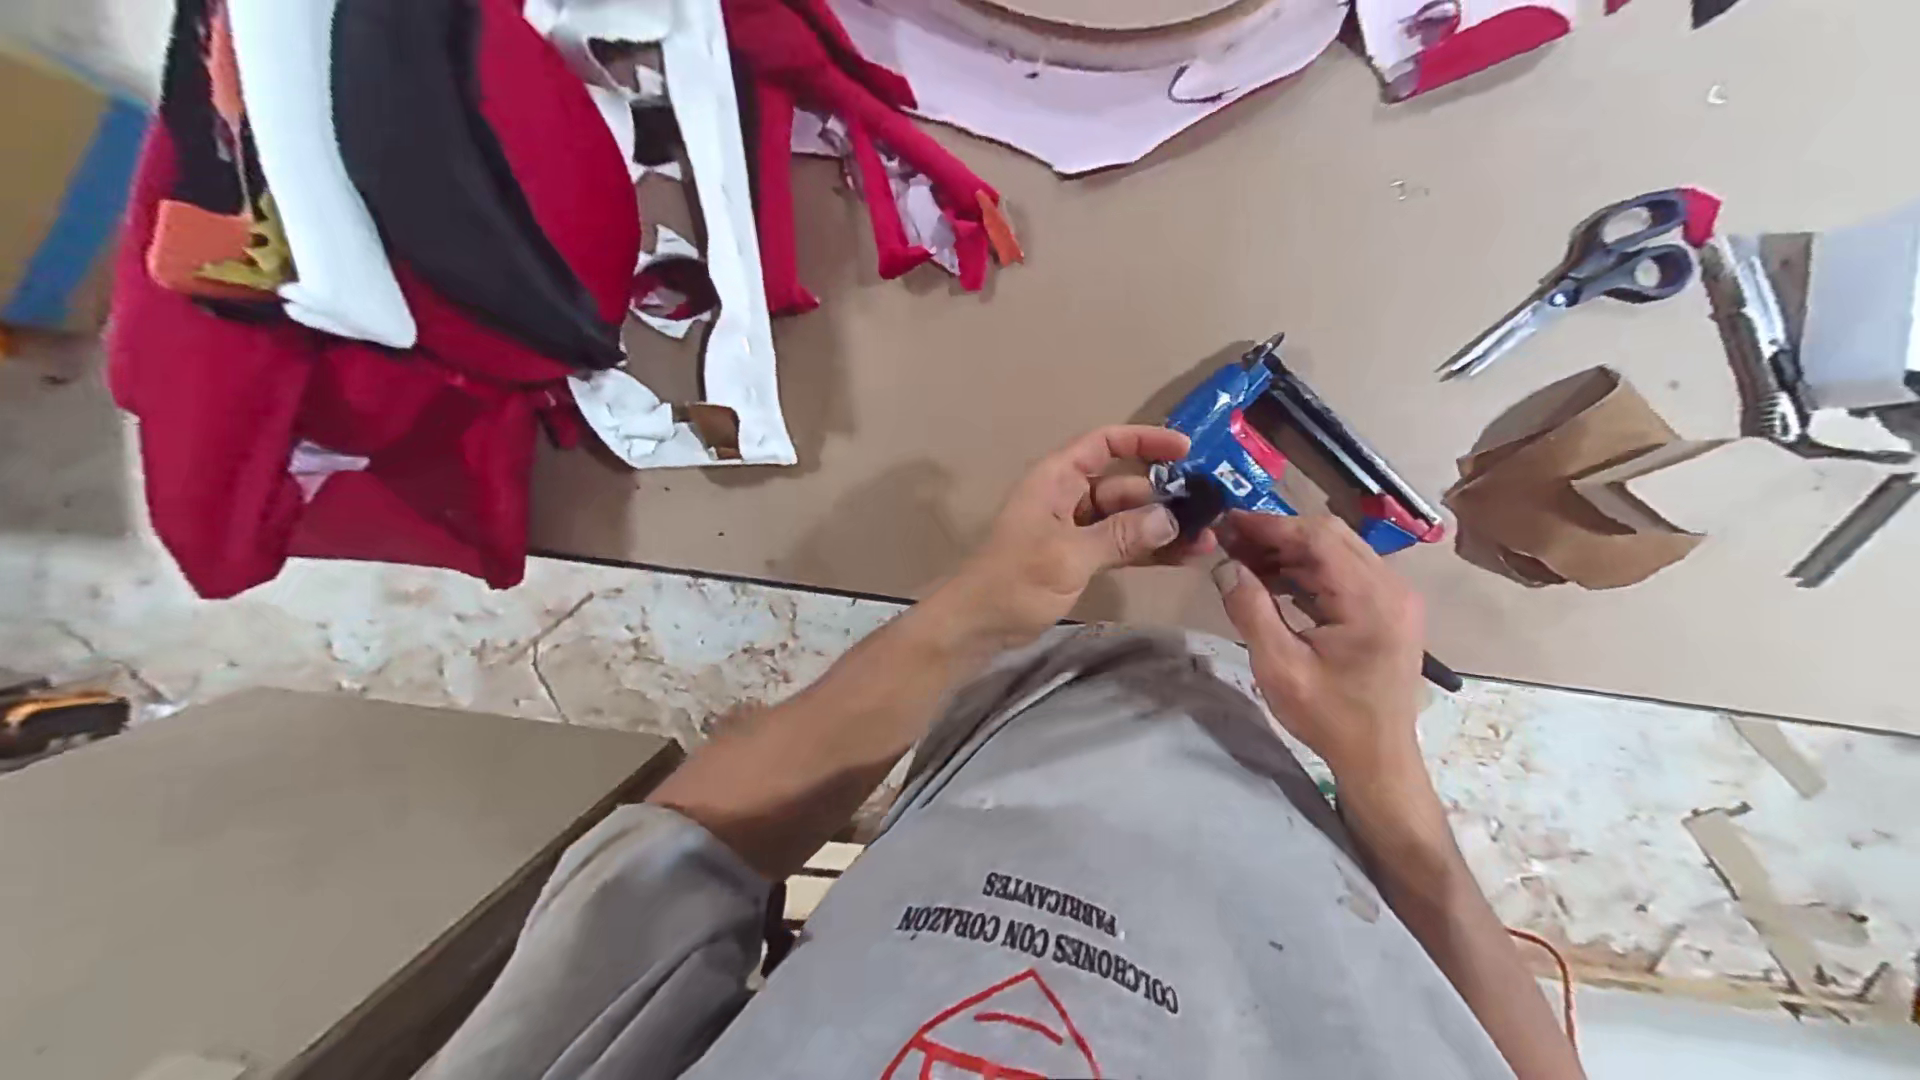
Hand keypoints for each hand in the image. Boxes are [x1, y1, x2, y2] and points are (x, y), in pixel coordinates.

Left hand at [936, 425, 1214, 649]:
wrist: (977, 626)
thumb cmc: (1013, 582)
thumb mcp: (1068, 555)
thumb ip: (1120, 535)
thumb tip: (1171, 518)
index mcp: (1056, 479)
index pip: (1104, 443)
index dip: (1145, 441)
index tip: (1188, 451)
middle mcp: (1067, 497)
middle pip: (1123, 485)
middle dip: (1164, 496)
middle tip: (1213, 511)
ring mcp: (1074, 530)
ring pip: (1126, 519)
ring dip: (1162, 528)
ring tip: (1208, 540)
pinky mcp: (1079, 558)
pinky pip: (1120, 546)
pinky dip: (1147, 550)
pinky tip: (1182, 558)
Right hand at [1213, 511, 1425, 780]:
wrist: (1377, 757)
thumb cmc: (1328, 716)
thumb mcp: (1278, 666)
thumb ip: (1250, 609)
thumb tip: (1225, 565)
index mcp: (1371, 600)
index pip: (1318, 538)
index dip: (1269, 525)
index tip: (1226, 522)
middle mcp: (1391, 588)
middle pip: (1329, 535)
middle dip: (1276, 533)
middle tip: (1229, 540)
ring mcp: (1393, 596)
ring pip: (1335, 550)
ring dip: (1288, 550)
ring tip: (1242, 559)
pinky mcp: (1386, 608)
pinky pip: (1342, 571)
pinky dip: (1304, 568)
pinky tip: (1271, 578)